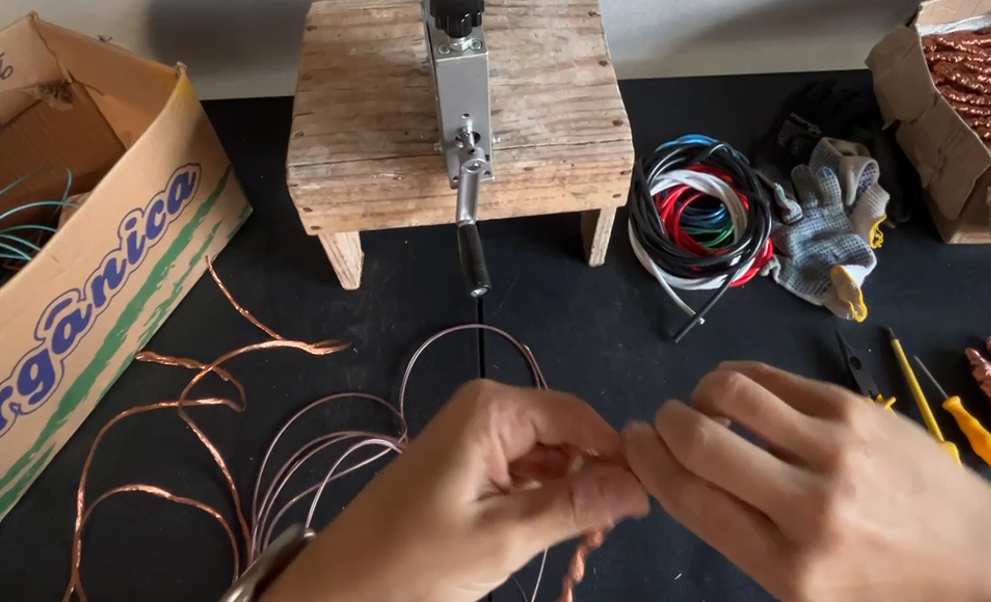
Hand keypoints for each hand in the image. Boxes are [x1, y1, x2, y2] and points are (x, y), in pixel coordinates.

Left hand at [263, 379, 649, 601]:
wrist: (343, 586)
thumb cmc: (419, 558)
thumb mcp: (504, 537)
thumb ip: (574, 505)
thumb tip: (640, 485)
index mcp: (495, 409)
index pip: (577, 414)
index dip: (615, 453)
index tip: (647, 499)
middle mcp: (488, 407)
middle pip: (564, 431)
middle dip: (591, 476)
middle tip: (607, 533)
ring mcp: (477, 431)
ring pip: (548, 451)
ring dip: (569, 491)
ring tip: (583, 540)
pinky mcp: (470, 457)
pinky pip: (524, 466)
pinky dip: (543, 496)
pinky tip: (554, 529)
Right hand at [623, 360, 990, 601]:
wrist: (987, 564)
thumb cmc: (888, 591)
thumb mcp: (809, 592)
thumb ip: (742, 536)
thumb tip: (679, 470)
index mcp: (790, 569)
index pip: (690, 497)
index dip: (647, 460)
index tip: (632, 440)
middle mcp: (807, 507)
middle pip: (698, 438)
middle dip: (665, 422)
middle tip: (665, 420)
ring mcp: (833, 449)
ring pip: (731, 390)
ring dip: (702, 392)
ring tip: (708, 405)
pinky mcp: (852, 408)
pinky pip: (770, 376)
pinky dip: (738, 378)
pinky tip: (742, 392)